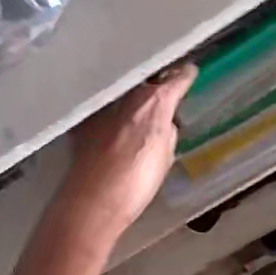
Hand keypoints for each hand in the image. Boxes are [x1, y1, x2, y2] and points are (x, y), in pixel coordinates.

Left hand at [57, 63, 197, 243]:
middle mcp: (128, 95)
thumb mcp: (165, 157)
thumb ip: (167, 132)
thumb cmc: (137, 182)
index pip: (178, 78)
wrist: (92, 201)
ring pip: (127, 92)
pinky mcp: (85, 120)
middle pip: (149, 80)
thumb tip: (164, 122)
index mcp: (156, 101)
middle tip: (168, 89)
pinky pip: (107, 107)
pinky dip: (116, 110)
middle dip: (159, 82)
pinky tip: (119, 123)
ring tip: (145, 105)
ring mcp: (104, 105)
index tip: (190, 73)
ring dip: (136, 95)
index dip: (186, 76)